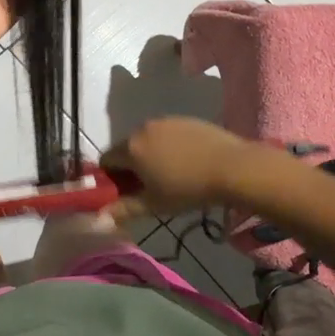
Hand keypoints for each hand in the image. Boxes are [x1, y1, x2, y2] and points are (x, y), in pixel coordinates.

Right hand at [100, 117, 259, 220]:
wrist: (234, 167)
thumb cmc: (188, 189)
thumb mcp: (154, 205)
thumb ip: (124, 209)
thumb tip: (100, 217)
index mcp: (130, 147)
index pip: (106, 160)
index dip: (111, 178)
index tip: (126, 192)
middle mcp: (142, 128)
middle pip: (126, 148)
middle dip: (131, 166)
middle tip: (150, 186)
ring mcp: (165, 120)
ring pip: (147, 139)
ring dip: (150, 154)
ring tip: (172, 173)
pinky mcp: (186, 118)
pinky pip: (167, 132)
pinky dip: (169, 145)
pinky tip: (188, 161)